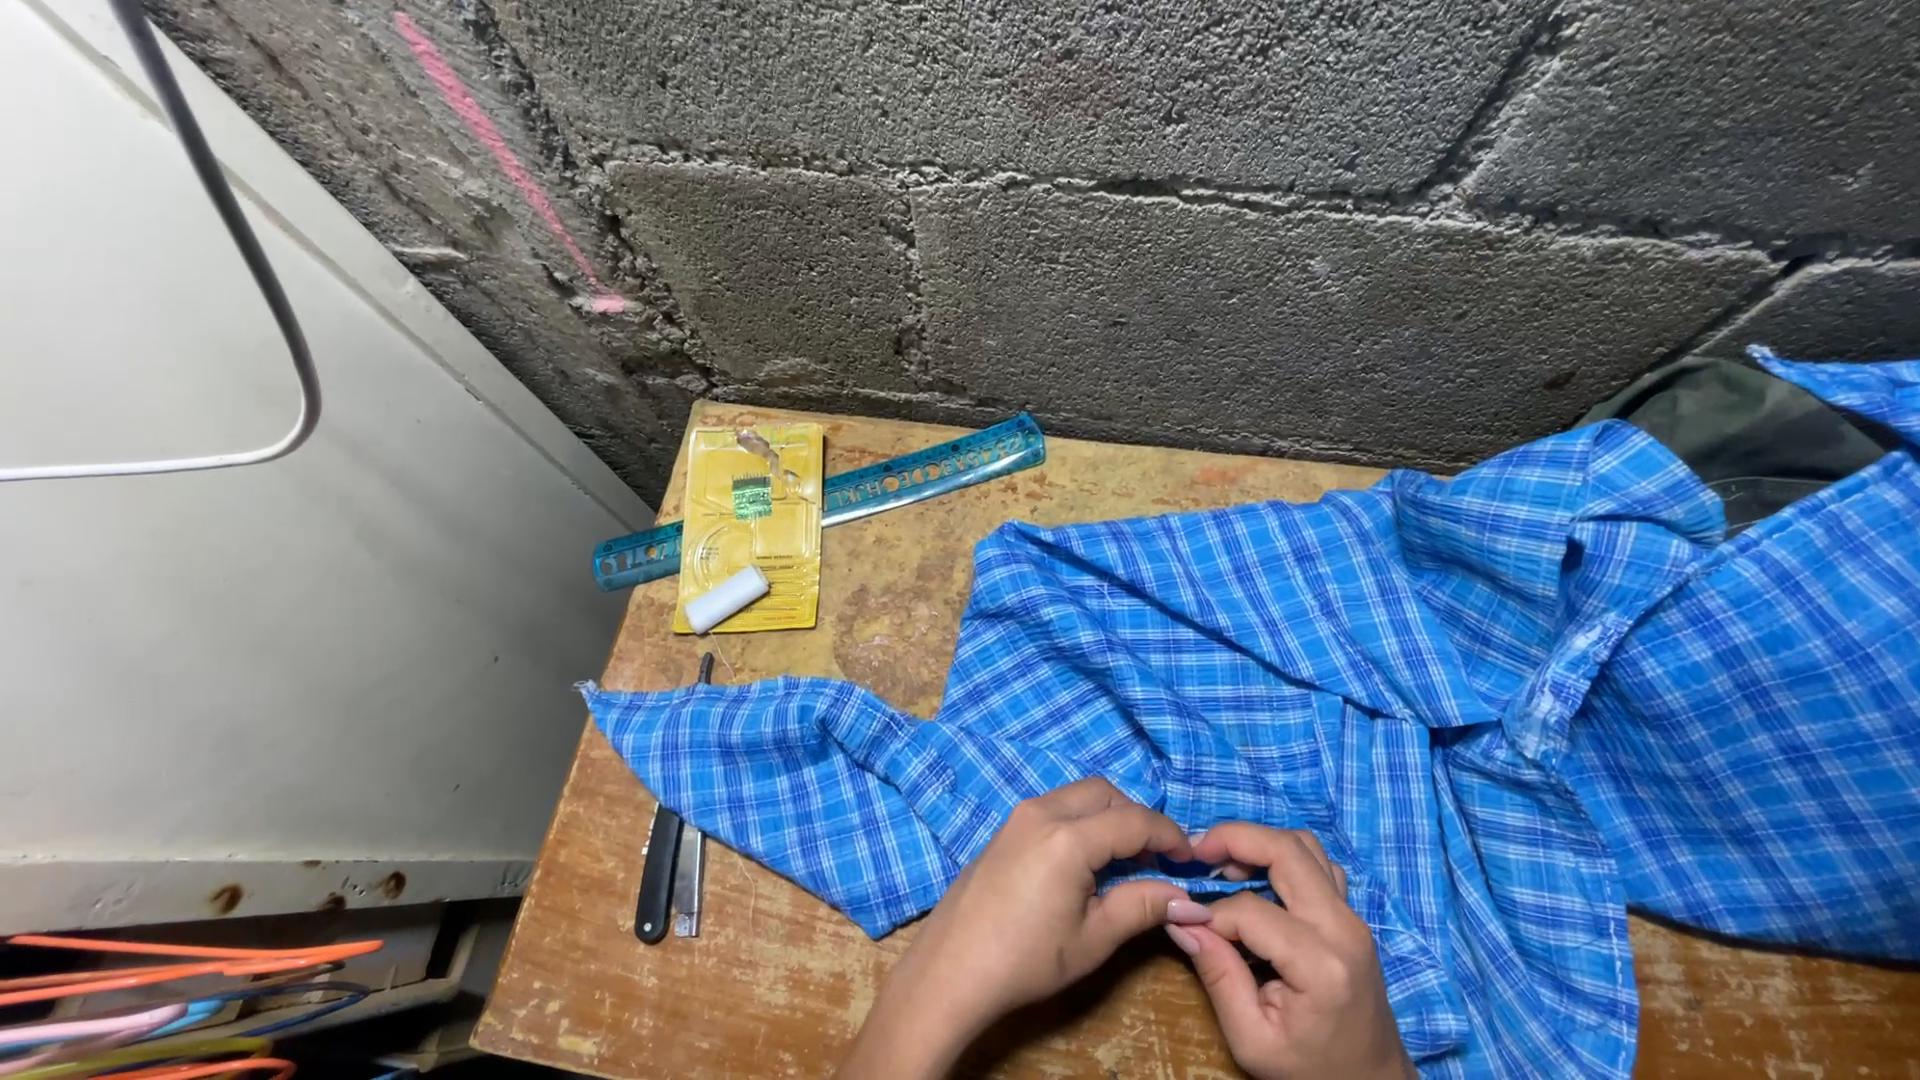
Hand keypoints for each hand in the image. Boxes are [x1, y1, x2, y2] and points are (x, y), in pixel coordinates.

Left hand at [836, 777, 1213, 1078]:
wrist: (951, 969)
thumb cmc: (1026, 959)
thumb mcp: (1093, 938)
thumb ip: (1142, 906)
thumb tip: (1189, 900)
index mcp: (1068, 837)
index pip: (1133, 819)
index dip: (1168, 834)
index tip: (1190, 857)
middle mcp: (1042, 812)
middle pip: (1104, 793)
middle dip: (1136, 816)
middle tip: (1157, 855)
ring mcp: (1017, 817)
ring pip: (1077, 796)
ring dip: (1107, 815)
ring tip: (1125, 858)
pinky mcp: (1004, 829)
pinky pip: (1054, 808)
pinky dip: (1081, 820)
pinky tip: (1086, 859)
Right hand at [1165, 824, 1415, 1079]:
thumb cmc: (1310, 1071)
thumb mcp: (1251, 1038)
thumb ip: (1217, 975)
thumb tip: (1179, 919)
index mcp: (1321, 964)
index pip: (1249, 908)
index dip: (1209, 912)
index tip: (1185, 926)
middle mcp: (1343, 927)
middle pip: (1286, 850)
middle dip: (1234, 839)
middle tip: (1195, 851)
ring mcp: (1353, 918)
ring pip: (1305, 846)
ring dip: (1259, 843)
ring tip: (1223, 864)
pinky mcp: (1352, 917)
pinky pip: (1318, 863)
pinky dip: (1282, 855)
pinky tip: (1256, 877)